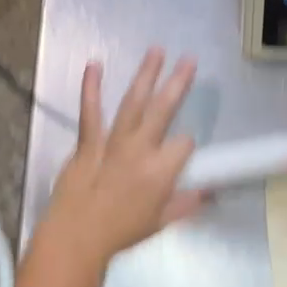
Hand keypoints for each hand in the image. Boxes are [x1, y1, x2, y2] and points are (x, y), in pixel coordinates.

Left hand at [38, 50, 206, 268]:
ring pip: (133, 102)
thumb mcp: (161, 223)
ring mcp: (113, 142)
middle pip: (164, 110)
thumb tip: (210, 192)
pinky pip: (90, 111)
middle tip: (190, 59)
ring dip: (145, 75)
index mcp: (161, 171)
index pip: (184, 144)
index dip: (186, 144)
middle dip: (178, 83)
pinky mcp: (88, 142)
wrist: (77, 236)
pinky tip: (94, 64)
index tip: (182, 148)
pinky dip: (91, 87)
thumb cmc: (120, 233)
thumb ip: (186, 204)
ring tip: (156, 50)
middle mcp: (140, 150)